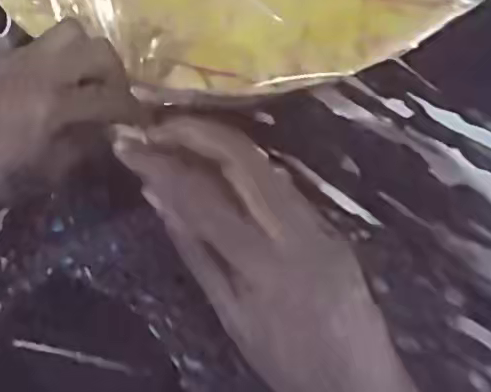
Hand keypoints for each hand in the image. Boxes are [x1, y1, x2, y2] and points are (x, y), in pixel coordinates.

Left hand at [0, 19, 142, 304]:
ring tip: (86, 82)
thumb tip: (117, 126)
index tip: (143, 121)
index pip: (112, 96)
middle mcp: (40, 71)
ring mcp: (20, 58)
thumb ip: (91, 143)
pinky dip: (59, 55)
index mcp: (55, 104)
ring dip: (85, 54)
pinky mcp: (5, 57)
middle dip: (114, 72)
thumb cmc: (1, 179)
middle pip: (96, 47)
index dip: (135, 110)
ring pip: (69, 31)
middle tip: (113, 96)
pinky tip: (58, 81)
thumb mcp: (55, 171)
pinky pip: (43, 41)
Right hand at [115, 116, 417, 391]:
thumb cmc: (288, 362)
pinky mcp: (325, 219)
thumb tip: (151, 190)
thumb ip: (192, 248)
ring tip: (169, 131)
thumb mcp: (230, 315)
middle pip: (238, 156)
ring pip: (256, 155)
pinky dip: (231, 156)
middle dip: (187, 130)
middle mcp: (297, 230)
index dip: (157, 162)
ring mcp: (317, 220)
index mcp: (267, 264)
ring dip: (207, 136)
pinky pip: (271, 172)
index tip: (122, 143)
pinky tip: (205, 155)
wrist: (367, 390)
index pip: (200, 195)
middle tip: (147, 125)